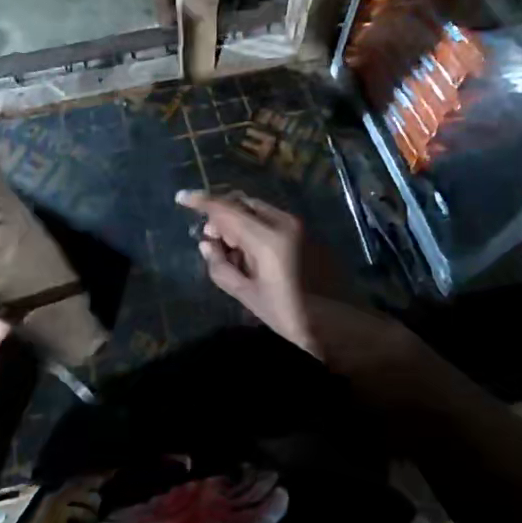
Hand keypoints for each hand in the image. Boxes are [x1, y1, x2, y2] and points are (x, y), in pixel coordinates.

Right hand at [177, 190, 314, 353]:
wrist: (340, 324)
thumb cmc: (290, 314)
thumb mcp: (247, 295)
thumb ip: (220, 266)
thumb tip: (207, 245)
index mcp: (266, 238)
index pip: (226, 209)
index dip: (201, 201)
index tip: (181, 198)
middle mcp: (283, 222)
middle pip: (242, 204)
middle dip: (222, 217)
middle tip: (212, 241)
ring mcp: (298, 225)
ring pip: (257, 210)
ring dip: (238, 222)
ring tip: (232, 252)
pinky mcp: (306, 232)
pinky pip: (271, 219)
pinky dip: (255, 227)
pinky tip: (252, 255)